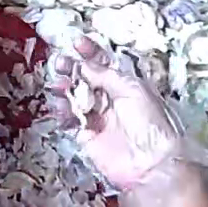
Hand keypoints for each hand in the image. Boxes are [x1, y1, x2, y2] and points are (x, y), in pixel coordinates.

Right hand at [59, 39, 184, 190]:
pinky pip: (70, 119)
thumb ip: (105, 75)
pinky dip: (62, 112)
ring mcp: (97, 116)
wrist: (150, 164)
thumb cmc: (148, 122)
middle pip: (85, 78)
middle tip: (60, 63)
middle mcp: (110, 97)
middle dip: (72, 68)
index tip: (75, 43)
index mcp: (125, 84)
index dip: (90, 52)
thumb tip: (83, 63)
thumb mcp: (131, 90)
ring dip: (64, 88)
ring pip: (74, 96)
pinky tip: (59, 106)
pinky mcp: (86, 134)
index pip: (104, 63)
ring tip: (57, 85)